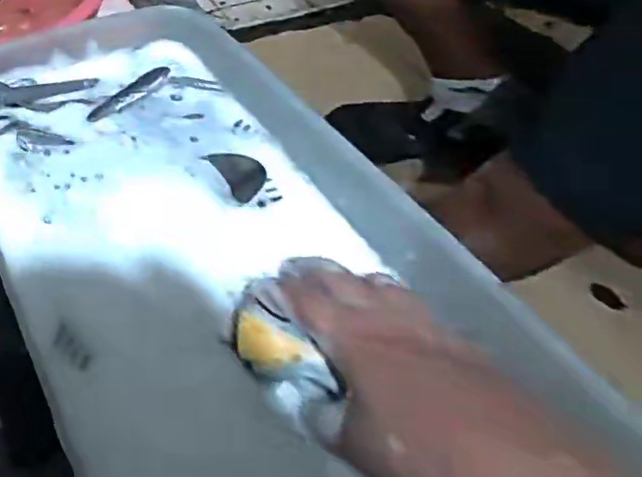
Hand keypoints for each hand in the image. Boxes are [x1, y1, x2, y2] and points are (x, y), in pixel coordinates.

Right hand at [279, 260, 615, 476]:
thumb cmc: (427, 453)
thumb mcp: (356, 442)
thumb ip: (319, 412)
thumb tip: (299, 398)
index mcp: (347, 334)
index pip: (296, 294)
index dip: (270, 289)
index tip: (256, 294)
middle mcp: (383, 319)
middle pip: (335, 275)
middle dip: (306, 272)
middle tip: (289, 277)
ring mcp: (430, 329)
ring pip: (381, 283)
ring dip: (355, 282)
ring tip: (344, 292)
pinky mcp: (469, 348)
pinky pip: (420, 308)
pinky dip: (396, 304)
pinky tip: (397, 322)